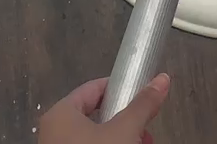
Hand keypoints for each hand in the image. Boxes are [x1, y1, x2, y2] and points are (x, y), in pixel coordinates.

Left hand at [37, 74, 169, 141]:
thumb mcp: (125, 130)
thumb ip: (143, 104)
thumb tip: (162, 79)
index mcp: (61, 114)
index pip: (94, 89)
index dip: (120, 89)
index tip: (141, 97)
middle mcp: (53, 132)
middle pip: (96, 116)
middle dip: (125, 122)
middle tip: (145, 130)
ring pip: (94, 139)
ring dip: (121, 139)